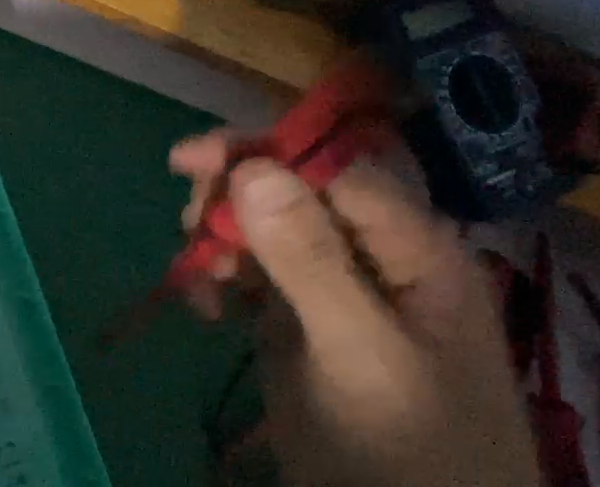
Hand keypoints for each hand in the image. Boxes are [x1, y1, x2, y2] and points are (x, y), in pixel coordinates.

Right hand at [170, 135, 538, 486]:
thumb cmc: (403, 445)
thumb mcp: (359, 353)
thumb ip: (311, 261)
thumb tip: (252, 168)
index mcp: (414, 251)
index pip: (330, 169)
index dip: (258, 153)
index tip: (185, 161)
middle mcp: (375, 254)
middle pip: (289, 188)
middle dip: (230, 199)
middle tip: (190, 228)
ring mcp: (337, 284)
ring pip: (261, 223)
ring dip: (217, 238)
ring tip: (201, 279)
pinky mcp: (301, 313)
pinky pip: (249, 266)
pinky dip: (218, 276)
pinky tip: (208, 309)